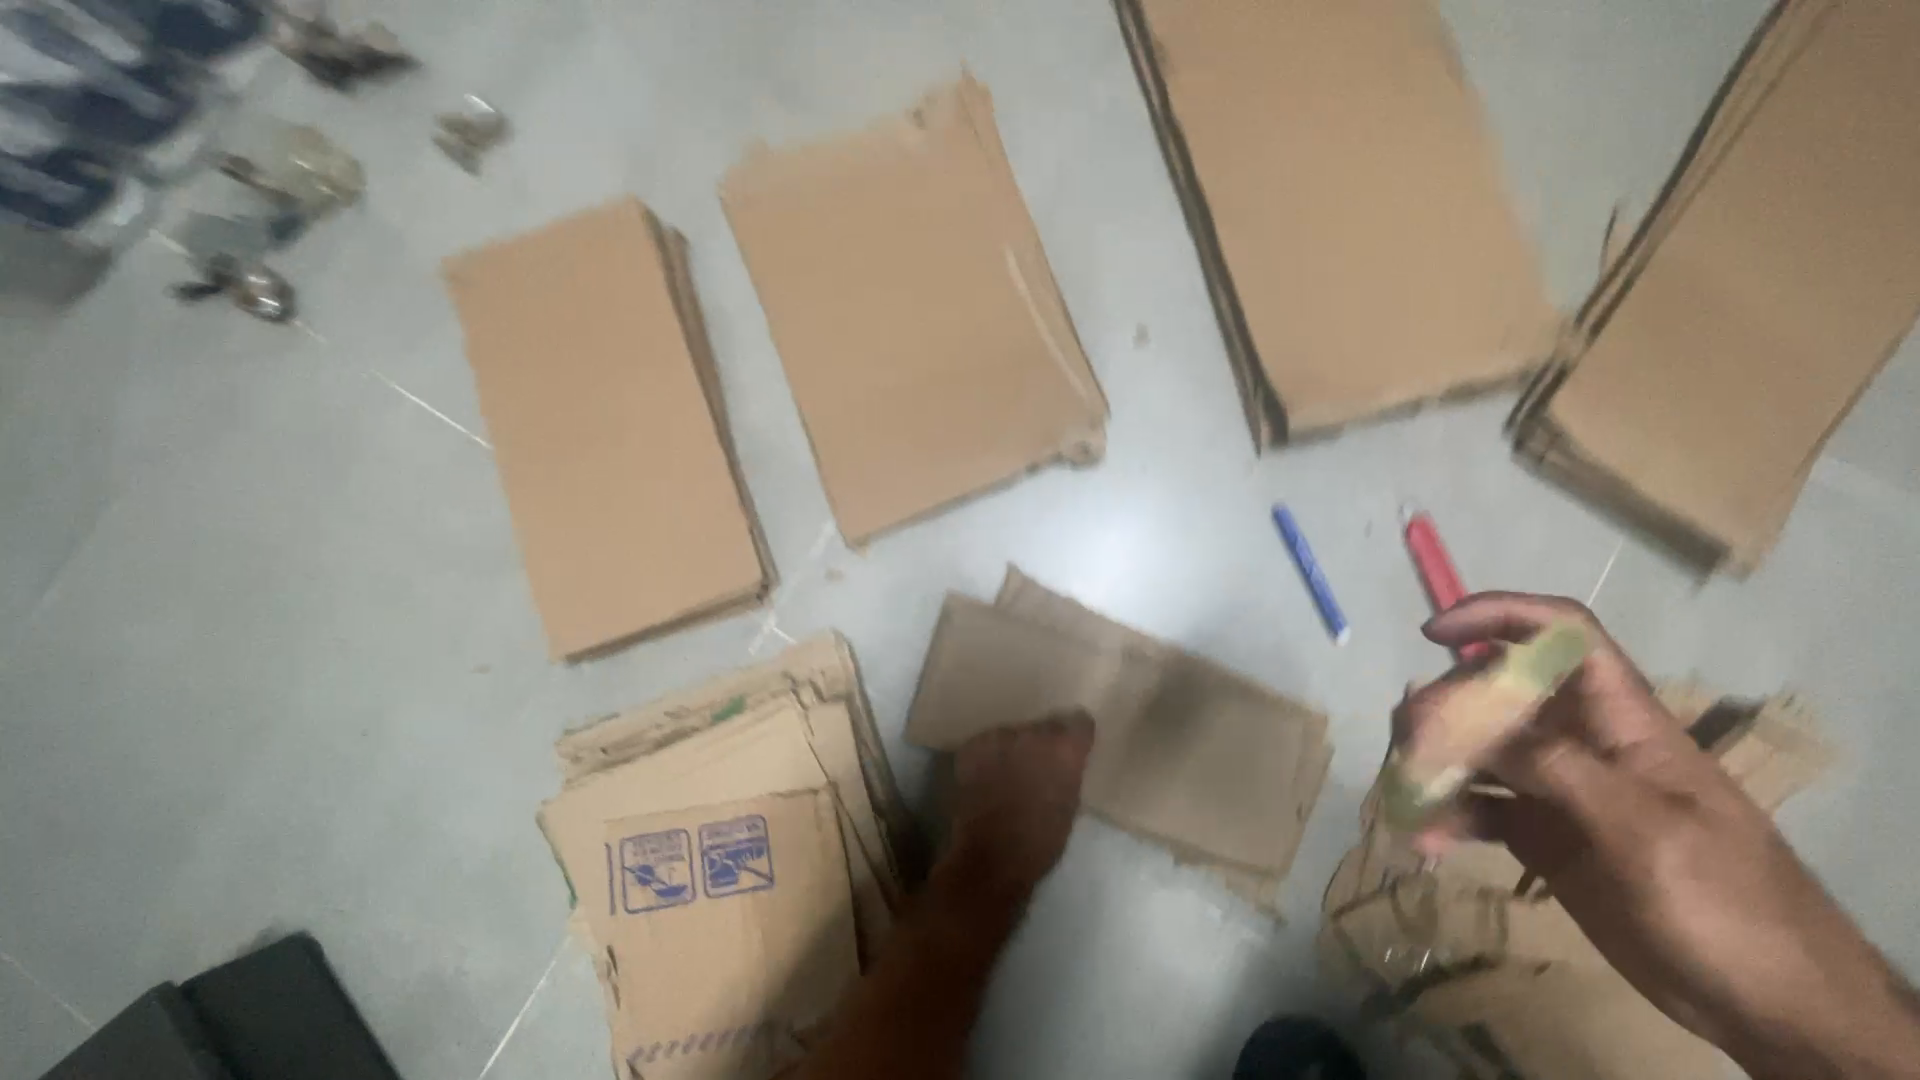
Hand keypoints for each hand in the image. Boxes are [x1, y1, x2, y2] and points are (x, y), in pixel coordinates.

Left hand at [946, 712, 1094, 902]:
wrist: (991, 857)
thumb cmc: (1041, 841)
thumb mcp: (1070, 805)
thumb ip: (1069, 773)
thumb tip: (1064, 763)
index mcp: (1065, 748)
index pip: (1079, 721)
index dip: (1075, 736)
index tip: (1071, 748)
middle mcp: (1033, 733)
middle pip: (1043, 726)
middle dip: (1041, 743)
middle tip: (1036, 767)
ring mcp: (998, 737)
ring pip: (1012, 733)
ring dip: (1013, 748)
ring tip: (1007, 774)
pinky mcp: (971, 747)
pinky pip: (986, 744)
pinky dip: (988, 756)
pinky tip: (985, 778)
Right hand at [1403, 592, 1919, 1079]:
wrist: (1768, 1004)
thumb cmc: (1725, 903)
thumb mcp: (1642, 827)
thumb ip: (1554, 767)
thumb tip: (1464, 726)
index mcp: (1620, 722)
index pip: (1563, 636)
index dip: (1500, 616)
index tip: (1433, 634)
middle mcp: (1581, 744)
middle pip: (1498, 693)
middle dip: (1443, 707)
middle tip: (1407, 745)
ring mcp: (1558, 791)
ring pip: (1477, 749)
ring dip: (1434, 761)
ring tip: (1404, 792)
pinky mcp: (1542, 836)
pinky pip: (1479, 808)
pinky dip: (1447, 817)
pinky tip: (1428, 842)